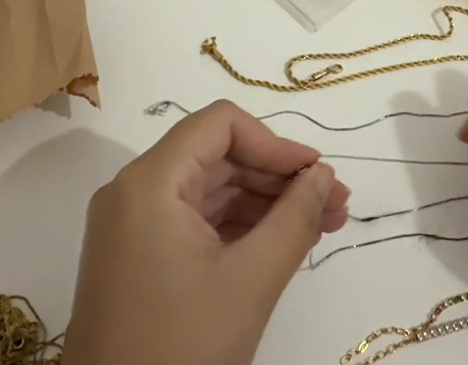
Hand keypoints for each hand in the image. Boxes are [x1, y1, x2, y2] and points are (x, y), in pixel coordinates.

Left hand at [61, 100, 350, 364]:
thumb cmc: (181, 347)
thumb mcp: (250, 281)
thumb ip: (295, 218)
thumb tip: (323, 174)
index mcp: (150, 182)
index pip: (219, 124)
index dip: (274, 142)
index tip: (316, 173)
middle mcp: (133, 191)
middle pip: (217, 156)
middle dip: (278, 176)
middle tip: (336, 203)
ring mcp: (131, 226)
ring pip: (209, 191)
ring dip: (265, 203)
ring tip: (323, 224)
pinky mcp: (136, 258)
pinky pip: (194, 222)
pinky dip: (238, 228)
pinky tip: (283, 243)